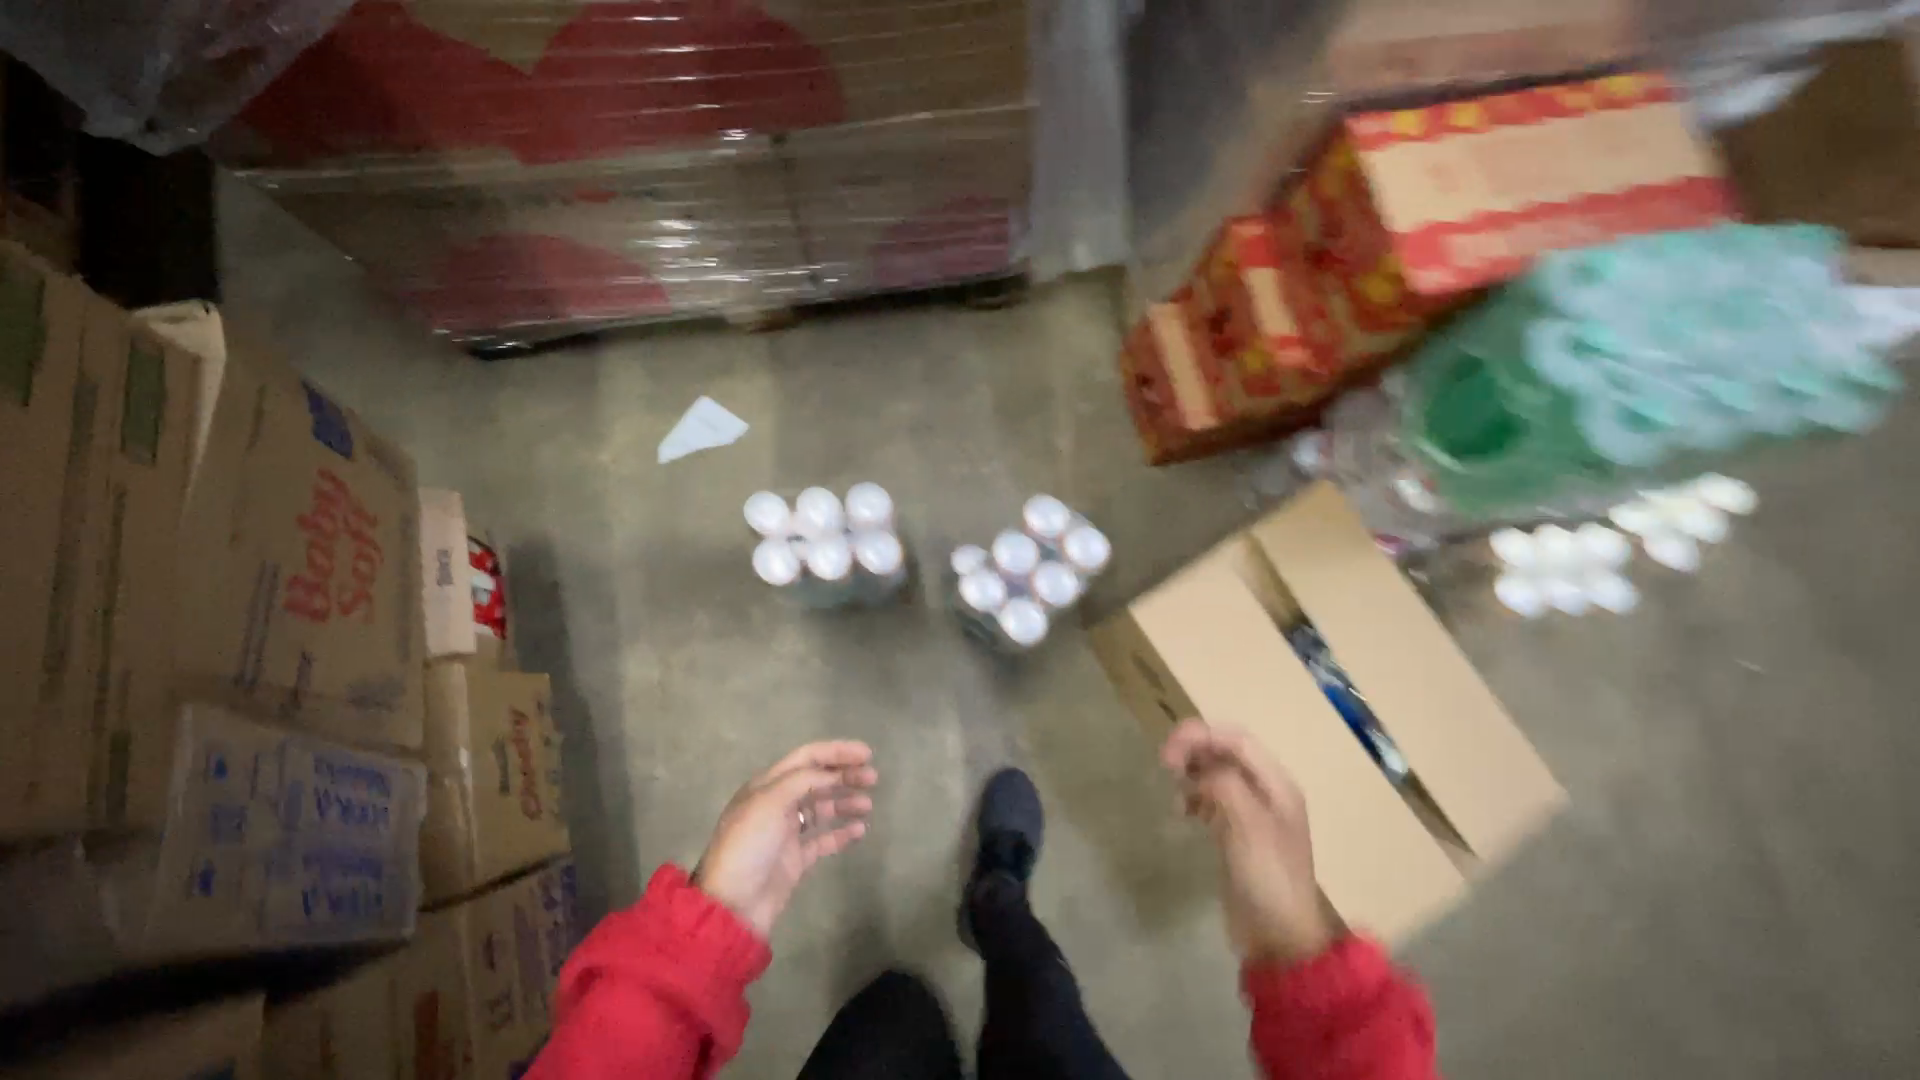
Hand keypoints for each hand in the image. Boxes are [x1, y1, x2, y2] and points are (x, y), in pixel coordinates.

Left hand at [692, 740, 877, 938]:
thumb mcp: (769, 802)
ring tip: (867, 806)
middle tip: (873, 779)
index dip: (837, 751)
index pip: (807, 757)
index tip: (867, 754)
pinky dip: (842, 833)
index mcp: (768, 785)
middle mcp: (778, 804)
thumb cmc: (748, 846)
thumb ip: (802, 781)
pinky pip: (824, 839)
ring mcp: (787, 832)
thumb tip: (832, 775)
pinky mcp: (796, 859)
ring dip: (846, 801)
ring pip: (822, 808)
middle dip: (845, 775)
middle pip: (818, 780)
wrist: (733, 905)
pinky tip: (859, 830)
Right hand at [1161, 719, 1341, 966]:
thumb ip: (1223, 785)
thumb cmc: (1268, 877)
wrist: (1278, 937)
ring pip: (1215, 774)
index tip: (1169, 751)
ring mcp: (1250, 813)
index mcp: (1276, 784)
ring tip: (1175, 794)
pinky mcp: (1235, 833)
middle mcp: (1265, 792)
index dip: (1202, 735)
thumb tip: (1197, 769)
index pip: (1237, 739)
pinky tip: (1182, 812)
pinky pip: (1211, 799)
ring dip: (1192, 774)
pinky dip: (1193, 797)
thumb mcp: (1248, 826)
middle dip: (1194, 751)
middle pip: (1225, 752)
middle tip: (1165, 766)